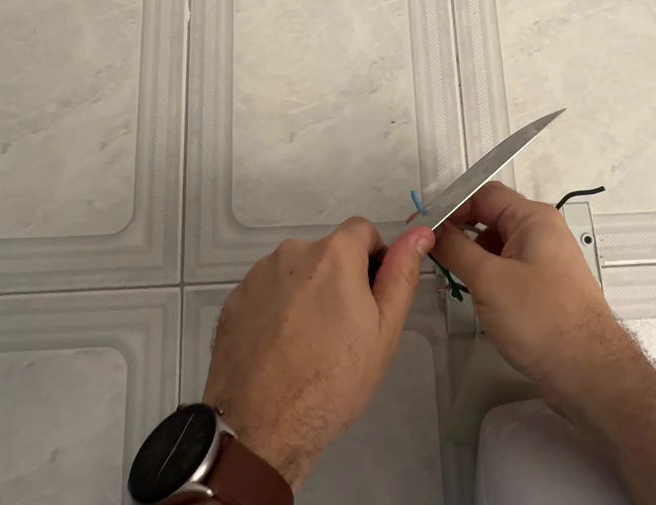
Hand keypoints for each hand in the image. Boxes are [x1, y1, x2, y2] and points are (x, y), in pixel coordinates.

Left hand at [202, 218, 434, 487]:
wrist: (262, 426)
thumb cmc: (334, 379)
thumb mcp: (383, 331)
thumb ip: (401, 275)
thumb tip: (421, 232)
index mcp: (333, 253)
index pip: (362, 230)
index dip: (373, 258)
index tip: (371, 298)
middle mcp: (292, 251)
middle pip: (326, 254)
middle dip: (338, 280)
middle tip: (342, 331)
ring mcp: (257, 275)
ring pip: (295, 274)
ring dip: (306, 294)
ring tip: (308, 345)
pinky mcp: (234, 300)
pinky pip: (266, 293)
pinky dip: (277, 310)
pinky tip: (280, 349)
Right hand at [431, 182, 647, 413]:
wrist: (591, 375)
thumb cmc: (539, 318)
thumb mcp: (488, 279)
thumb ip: (456, 248)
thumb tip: (432, 229)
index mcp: (534, 218)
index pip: (483, 195)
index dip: (451, 207)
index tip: (422, 229)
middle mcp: (543, 233)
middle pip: (491, 219)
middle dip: (460, 235)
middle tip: (430, 256)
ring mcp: (547, 262)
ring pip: (499, 247)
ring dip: (473, 259)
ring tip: (450, 281)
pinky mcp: (546, 289)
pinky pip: (509, 270)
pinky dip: (489, 278)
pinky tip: (476, 299)